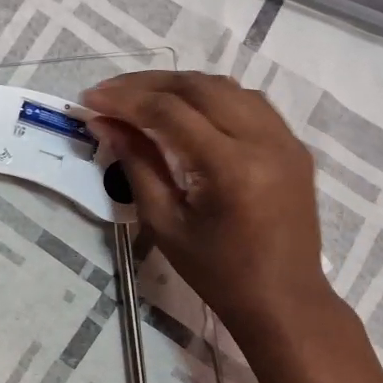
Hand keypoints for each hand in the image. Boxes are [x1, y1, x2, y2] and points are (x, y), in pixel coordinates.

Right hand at [81, 72, 338, 347]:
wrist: (284, 299)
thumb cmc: (217, 271)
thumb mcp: (164, 221)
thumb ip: (136, 163)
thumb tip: (104, 123)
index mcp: (231, 168)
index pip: (170, 112)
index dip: (125, 100)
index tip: (90, 100)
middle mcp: (264, 142)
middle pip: (198, 87)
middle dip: (147, 84)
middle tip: (108, 93)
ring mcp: (284, 140)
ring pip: (225, 87)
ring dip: (177, 84)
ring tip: (139, 96)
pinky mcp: (291, 145)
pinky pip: (247, 102)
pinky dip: (208, 96)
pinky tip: (182, 108)